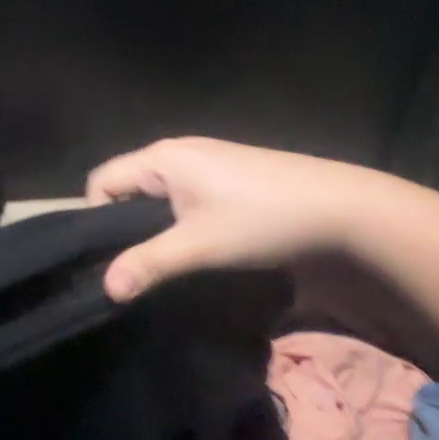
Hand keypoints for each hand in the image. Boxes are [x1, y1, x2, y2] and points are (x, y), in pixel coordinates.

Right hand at [86, 137, 381, 299]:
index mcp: (161, 158)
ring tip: (168, 260)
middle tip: (136, 265)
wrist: (342, 207)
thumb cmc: (261, 219)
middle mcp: (177, 151)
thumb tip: (105, 288)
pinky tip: (200, 245)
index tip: (111, 258)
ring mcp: (205, 160)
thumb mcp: (199, 246)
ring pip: (157, 193)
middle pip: (127, 186)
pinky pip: (182, 194)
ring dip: (155, 225)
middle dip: (124, 226)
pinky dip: (179, 219)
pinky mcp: (228, 174)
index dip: (96, 219)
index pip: (102, 182)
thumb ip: (148, 264)